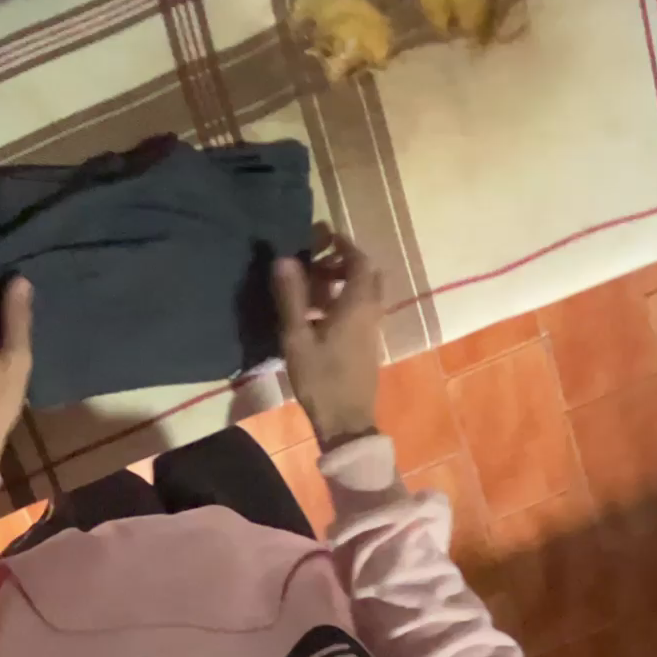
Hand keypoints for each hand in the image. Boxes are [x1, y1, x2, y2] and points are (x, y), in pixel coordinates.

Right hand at [273, 236, 383, 448]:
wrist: (346, 420)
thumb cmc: (320, 378)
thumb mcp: (297, 337)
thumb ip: (291, 297)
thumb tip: (283, 258)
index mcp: (357, 304)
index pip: (359, 260)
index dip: (342, 244)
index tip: (322, 237)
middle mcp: (371, 311)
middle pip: (367, 274)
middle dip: (344, 263)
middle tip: (317, 264)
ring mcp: (372, 329)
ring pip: (364, 294)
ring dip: (343, 284)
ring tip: (312, 290)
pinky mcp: (367, 345)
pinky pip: (360, 311)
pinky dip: (344, 302)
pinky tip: (318, 318)